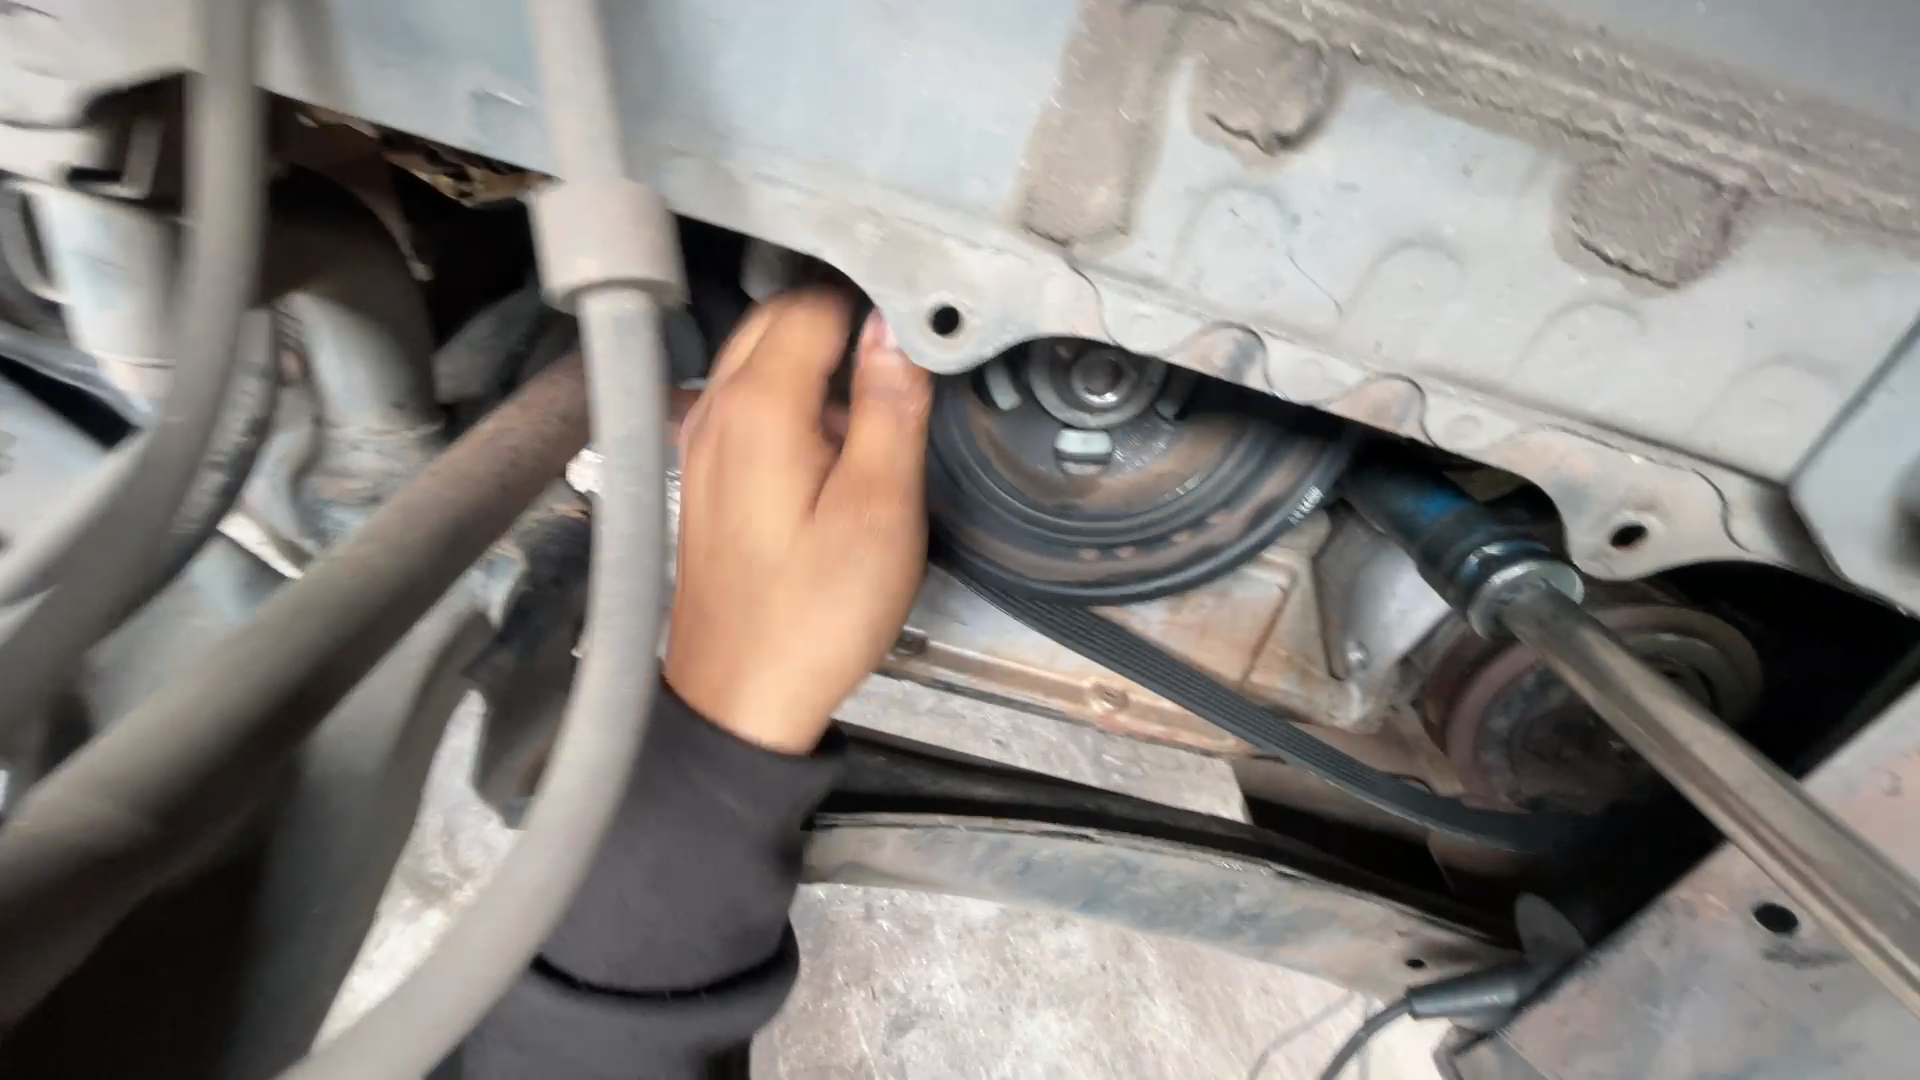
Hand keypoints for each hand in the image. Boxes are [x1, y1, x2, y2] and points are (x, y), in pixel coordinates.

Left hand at [665, 292, 932, 752]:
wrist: (744, 695)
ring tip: (876, 413)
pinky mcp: (711, 476)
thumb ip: (890, 409)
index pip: (818, 306)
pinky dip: (796, 403)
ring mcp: (705, 444)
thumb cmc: (813, 615)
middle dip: (846, 323)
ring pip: (764, 361)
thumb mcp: (879, 509)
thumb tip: (897, 332)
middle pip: (783, 322)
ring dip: (821, 365)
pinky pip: (752, 408)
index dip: (875, 305)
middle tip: (904, 365)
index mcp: (760, 409)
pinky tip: (831, 453)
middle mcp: (718, 413)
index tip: (919, 332)